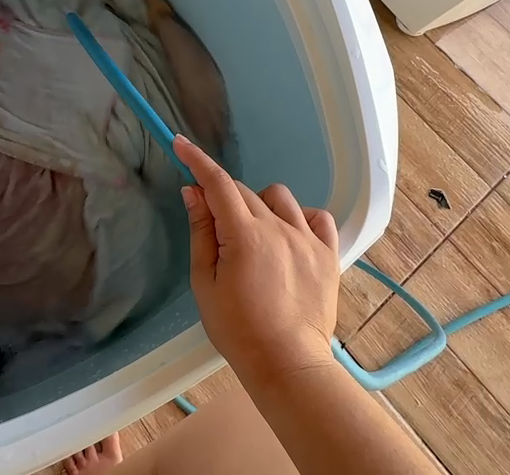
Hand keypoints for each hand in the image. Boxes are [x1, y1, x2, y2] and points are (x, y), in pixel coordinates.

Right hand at [176, 135, 340, 384]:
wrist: (287, 365)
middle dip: (223, 198)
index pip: (217, 182)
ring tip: (254, 235)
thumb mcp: (205, 282)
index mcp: (244, 234)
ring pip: (279, 197)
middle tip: (214, 228)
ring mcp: (307, 239)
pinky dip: (301, 217)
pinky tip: (289, 236)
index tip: (181, 144)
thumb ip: (201, 232)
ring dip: (260, 205)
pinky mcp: (328, 255)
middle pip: (243, 191)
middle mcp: (278, 227)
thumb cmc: (237, 329)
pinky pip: (318, 217)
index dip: (197, 160)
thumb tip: (193, 192)